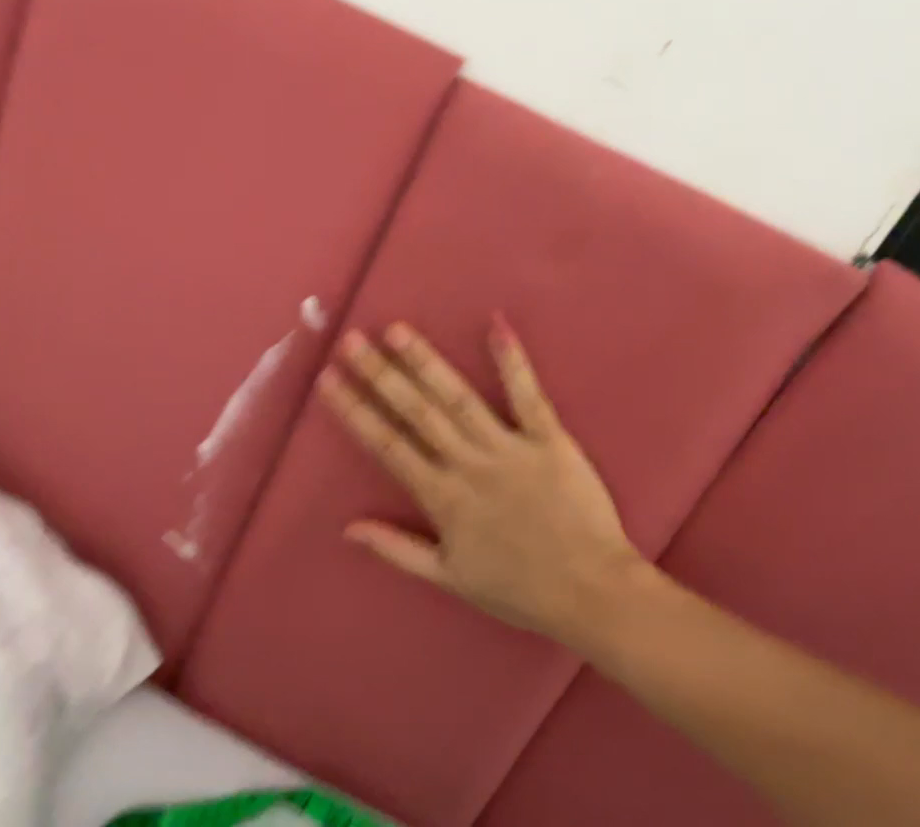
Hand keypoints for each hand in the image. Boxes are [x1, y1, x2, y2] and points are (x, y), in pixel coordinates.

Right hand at [316, 315, 647, 643]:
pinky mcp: (550, 440)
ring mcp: (509, 449)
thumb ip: (397, 548)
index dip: (355, 410)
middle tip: (351, 339)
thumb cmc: (519, 589)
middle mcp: (468, 465)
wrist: (590, 592)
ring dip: (426, 363)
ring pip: (459, 398)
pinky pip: (528, 396)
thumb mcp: (449, 577)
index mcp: (442, 498)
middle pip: (417, 412)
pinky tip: (496, 326)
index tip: (328, 380)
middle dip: (380, 374)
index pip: (388, 445)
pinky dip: (512, 361)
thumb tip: (348, 527)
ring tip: (398, 331)